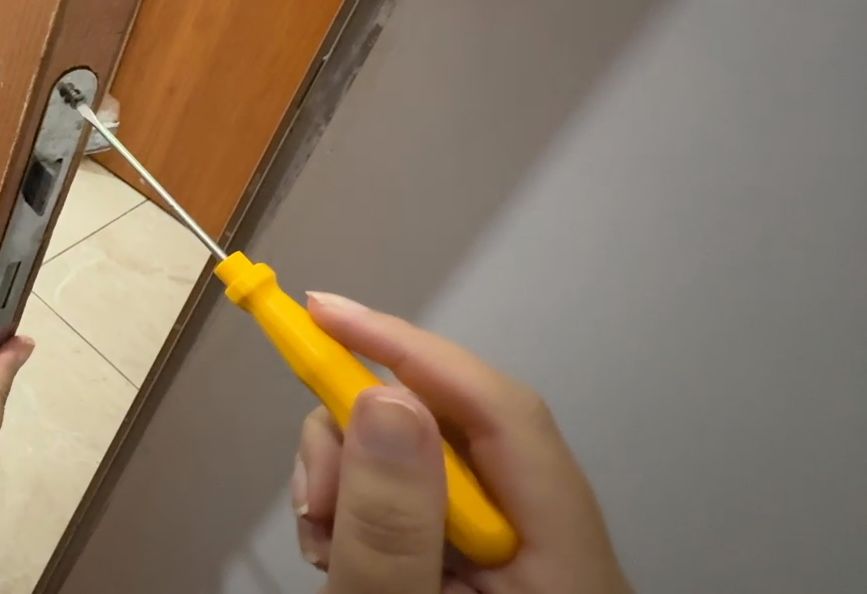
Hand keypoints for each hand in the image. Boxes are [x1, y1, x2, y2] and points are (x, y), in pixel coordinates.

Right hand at [291, 293, 630, 593]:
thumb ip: (390, 522)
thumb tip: (381, 395)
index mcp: (567, 566)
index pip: (500, 413)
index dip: (409, 345)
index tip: (319, 311)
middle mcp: (546, 544)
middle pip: (445, 428)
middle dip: (355, 432)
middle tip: (310, 487)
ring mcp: (503, 550)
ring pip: (408, 451)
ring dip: (342, 469)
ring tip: (316, 530)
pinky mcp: (461, 551)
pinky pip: (396, 484)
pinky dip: (348, 493)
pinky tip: (330, 538)